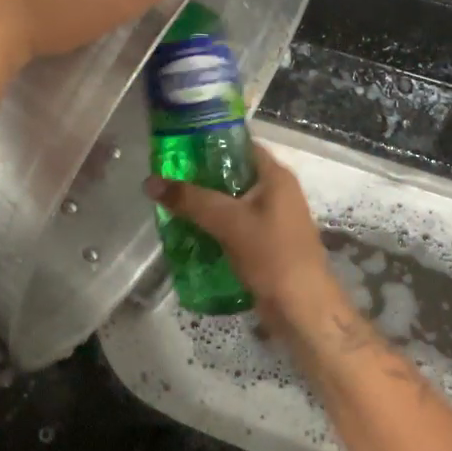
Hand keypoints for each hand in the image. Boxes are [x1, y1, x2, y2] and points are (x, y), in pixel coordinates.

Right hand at [143, 148, 338, 322]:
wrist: (302, 308)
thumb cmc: (272, 255)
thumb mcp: (228, 222)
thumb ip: (190, 200)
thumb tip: (150, 181)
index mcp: (275, 176)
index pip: (240, 144)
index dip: (210, 142)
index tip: (178, 146)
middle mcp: (278, 192)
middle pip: (234, 173)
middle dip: (202, 176)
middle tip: (168, 178)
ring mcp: (274, 219)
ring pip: (233, 201)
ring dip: (207, 203)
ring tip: (173, 204)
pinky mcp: (267, 243)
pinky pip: (236, 224)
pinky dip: (216, 225)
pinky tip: (191, 232)